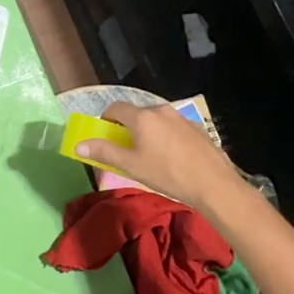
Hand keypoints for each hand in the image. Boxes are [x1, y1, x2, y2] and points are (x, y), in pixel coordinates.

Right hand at [76, 101, 240, 210]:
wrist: (215, 185)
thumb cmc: (168, 174)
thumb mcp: (132, 166)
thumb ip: (104, 152)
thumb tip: (78, 145)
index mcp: (142, 116)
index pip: (115, 108)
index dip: (106, 119)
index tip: (105, 135)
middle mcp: (160, 110)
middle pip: (136, 113)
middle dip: (127, 127)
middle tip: (127, 149)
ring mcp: (181, 117)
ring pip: (156, 120)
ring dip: (148, 132)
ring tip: (151, 155)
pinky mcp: (197, 128)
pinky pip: (173, 127)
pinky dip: (166, 136)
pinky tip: (174, 158)